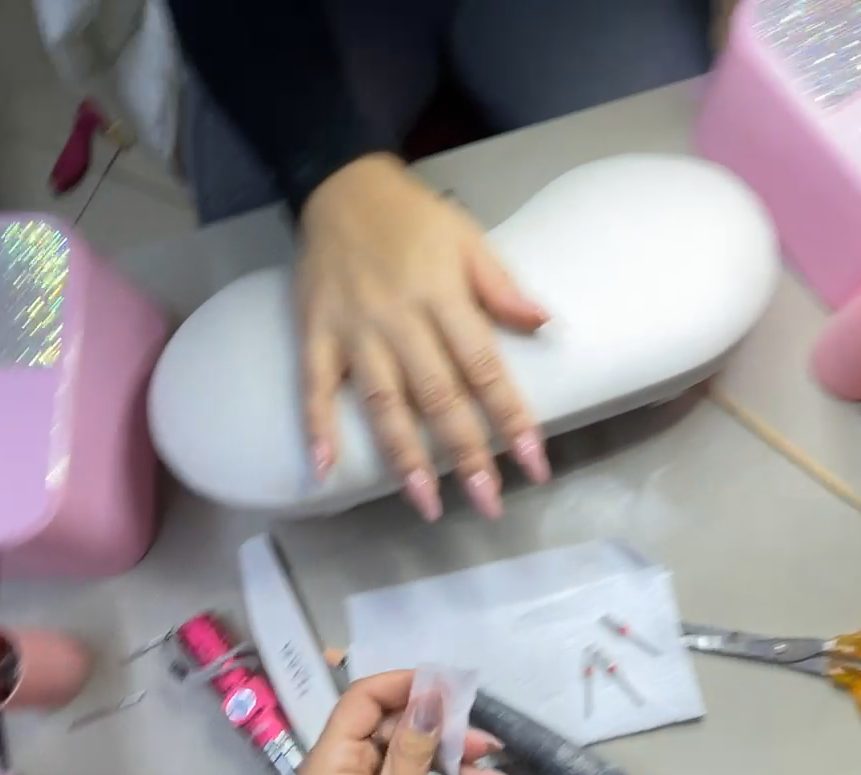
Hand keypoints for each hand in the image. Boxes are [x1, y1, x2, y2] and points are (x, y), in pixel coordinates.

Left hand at [294, 671, 516, 774]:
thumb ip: (413, 750)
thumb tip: (430, 695)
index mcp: (332, 761)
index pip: (364, 699)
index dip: (406, 685)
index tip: (451, 686)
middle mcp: (345, 770)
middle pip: (398, 732)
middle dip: (447, 740)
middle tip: (490, 747)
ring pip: (415, 764)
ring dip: (458, 774)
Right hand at [296, 154, 552, 521]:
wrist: (340, 184)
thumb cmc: (415, 220)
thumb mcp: (469, 240)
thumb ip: (503, 288)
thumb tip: (546, 324)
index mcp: (445, 298)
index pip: (486, 369)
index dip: (512, 419)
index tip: (535, 463)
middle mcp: (401, 320)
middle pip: (439, 397)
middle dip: (466, 453)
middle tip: (488, 503)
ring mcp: (354, 331)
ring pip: (382, 402)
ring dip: (404, 456)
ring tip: (425, 503)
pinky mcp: (315, 335)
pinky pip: (314, 387)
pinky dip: (315, 428)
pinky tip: (323, 471)